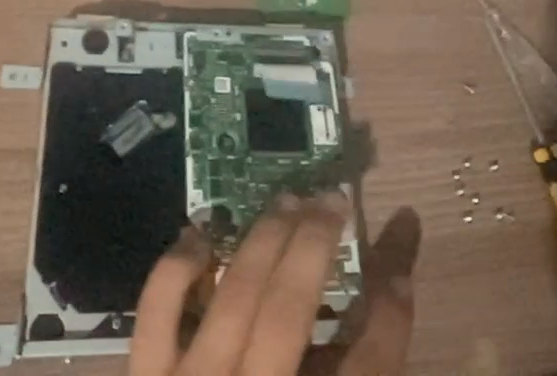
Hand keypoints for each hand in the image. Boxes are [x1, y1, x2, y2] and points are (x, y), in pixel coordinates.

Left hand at [129, 194, 418, 375]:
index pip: (370, 367)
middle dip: (316, 243)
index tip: (399, 251)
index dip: (392, 308)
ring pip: (233, 294)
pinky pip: (157, 309)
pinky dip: (177, 265)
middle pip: (291, 310)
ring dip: (264, 238)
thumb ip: (356, 373)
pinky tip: (200, 233)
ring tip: (287, 198)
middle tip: (333, 198)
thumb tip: (382, 316)